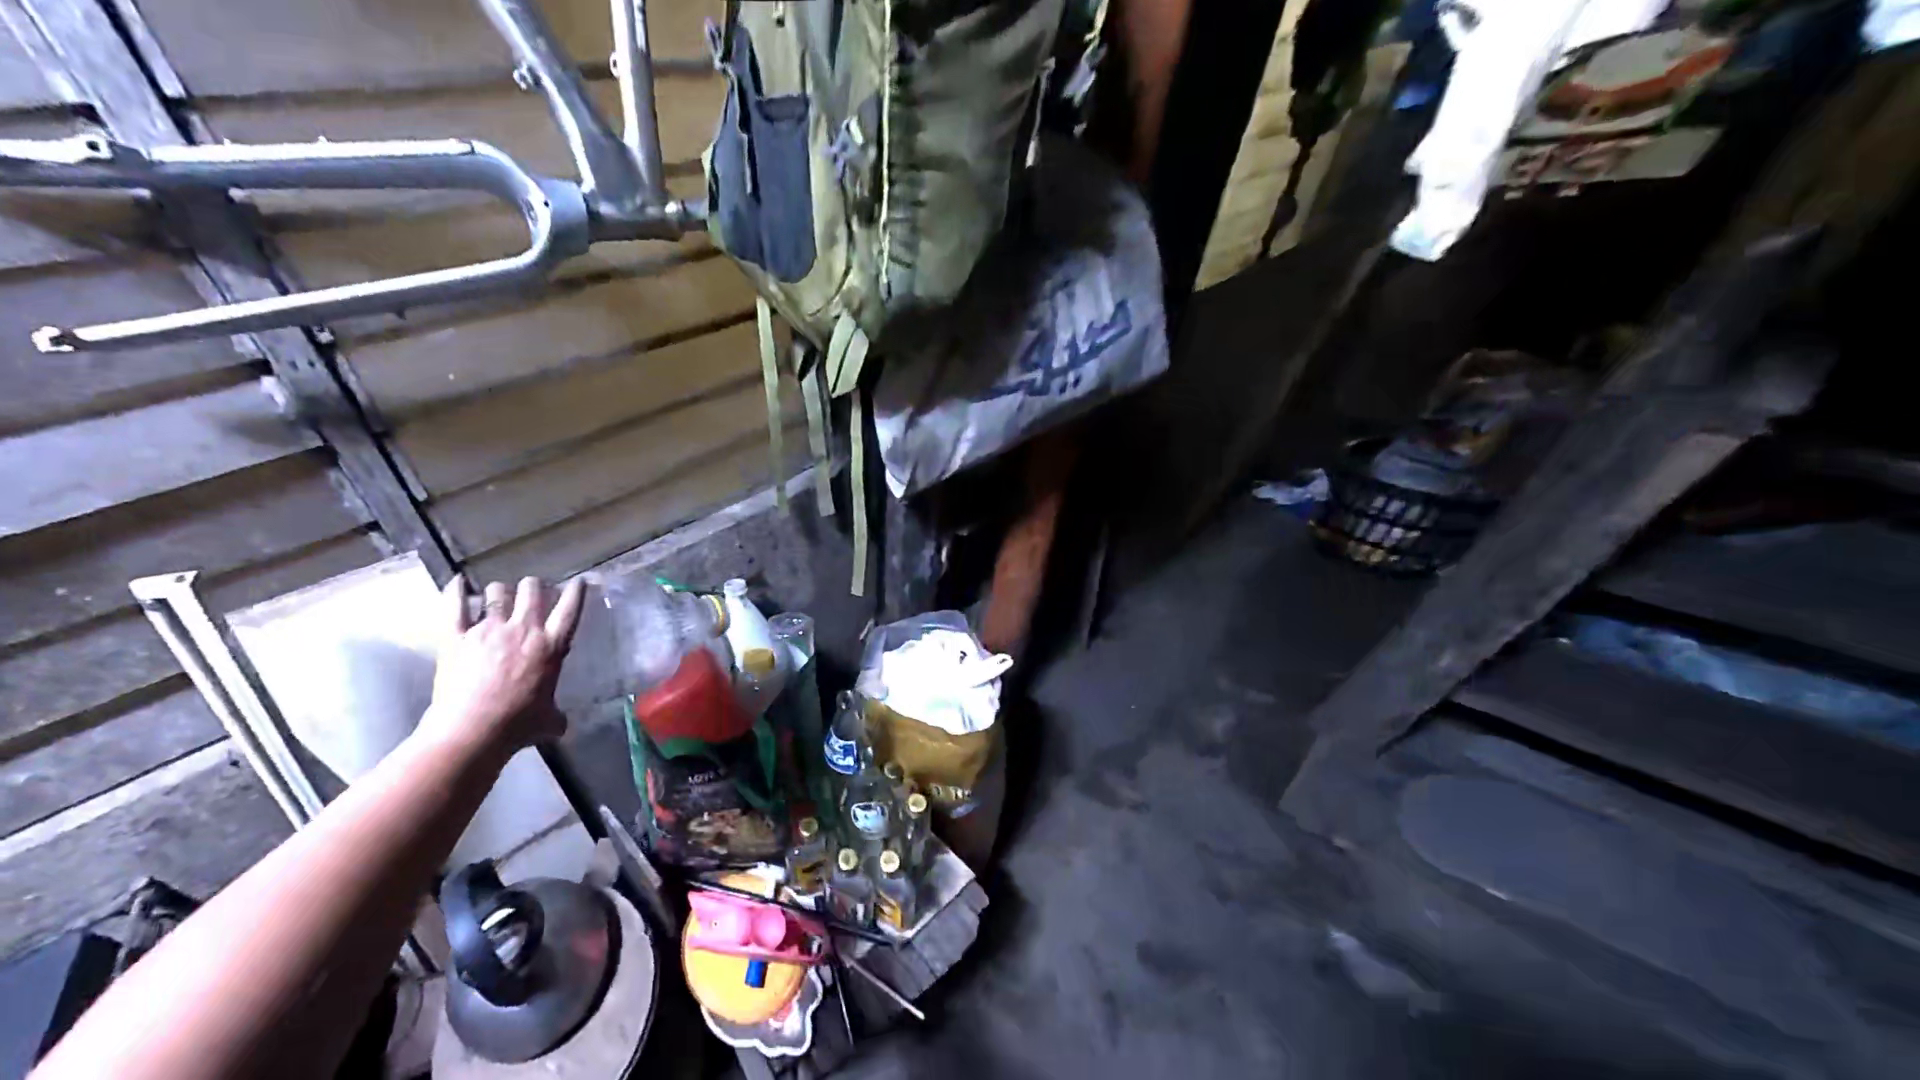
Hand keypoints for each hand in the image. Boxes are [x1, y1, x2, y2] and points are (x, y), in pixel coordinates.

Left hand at [419, 574, 585, 756]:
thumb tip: (558, 723)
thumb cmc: (517, 726)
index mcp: (552, 646)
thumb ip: (557, 714)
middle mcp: (523, 630)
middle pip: (533, 590)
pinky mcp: (456, 637)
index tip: (578, 582)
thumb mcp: (550, 720)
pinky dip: (457, 590)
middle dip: (534, 586)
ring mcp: (488, 630)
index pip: (570, 608)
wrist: (471, 731)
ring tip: (498, 597)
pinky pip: (455, 605)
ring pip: (497, 592)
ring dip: (501, 592)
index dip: (576, 591)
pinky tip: (459, 581)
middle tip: (533, 592)